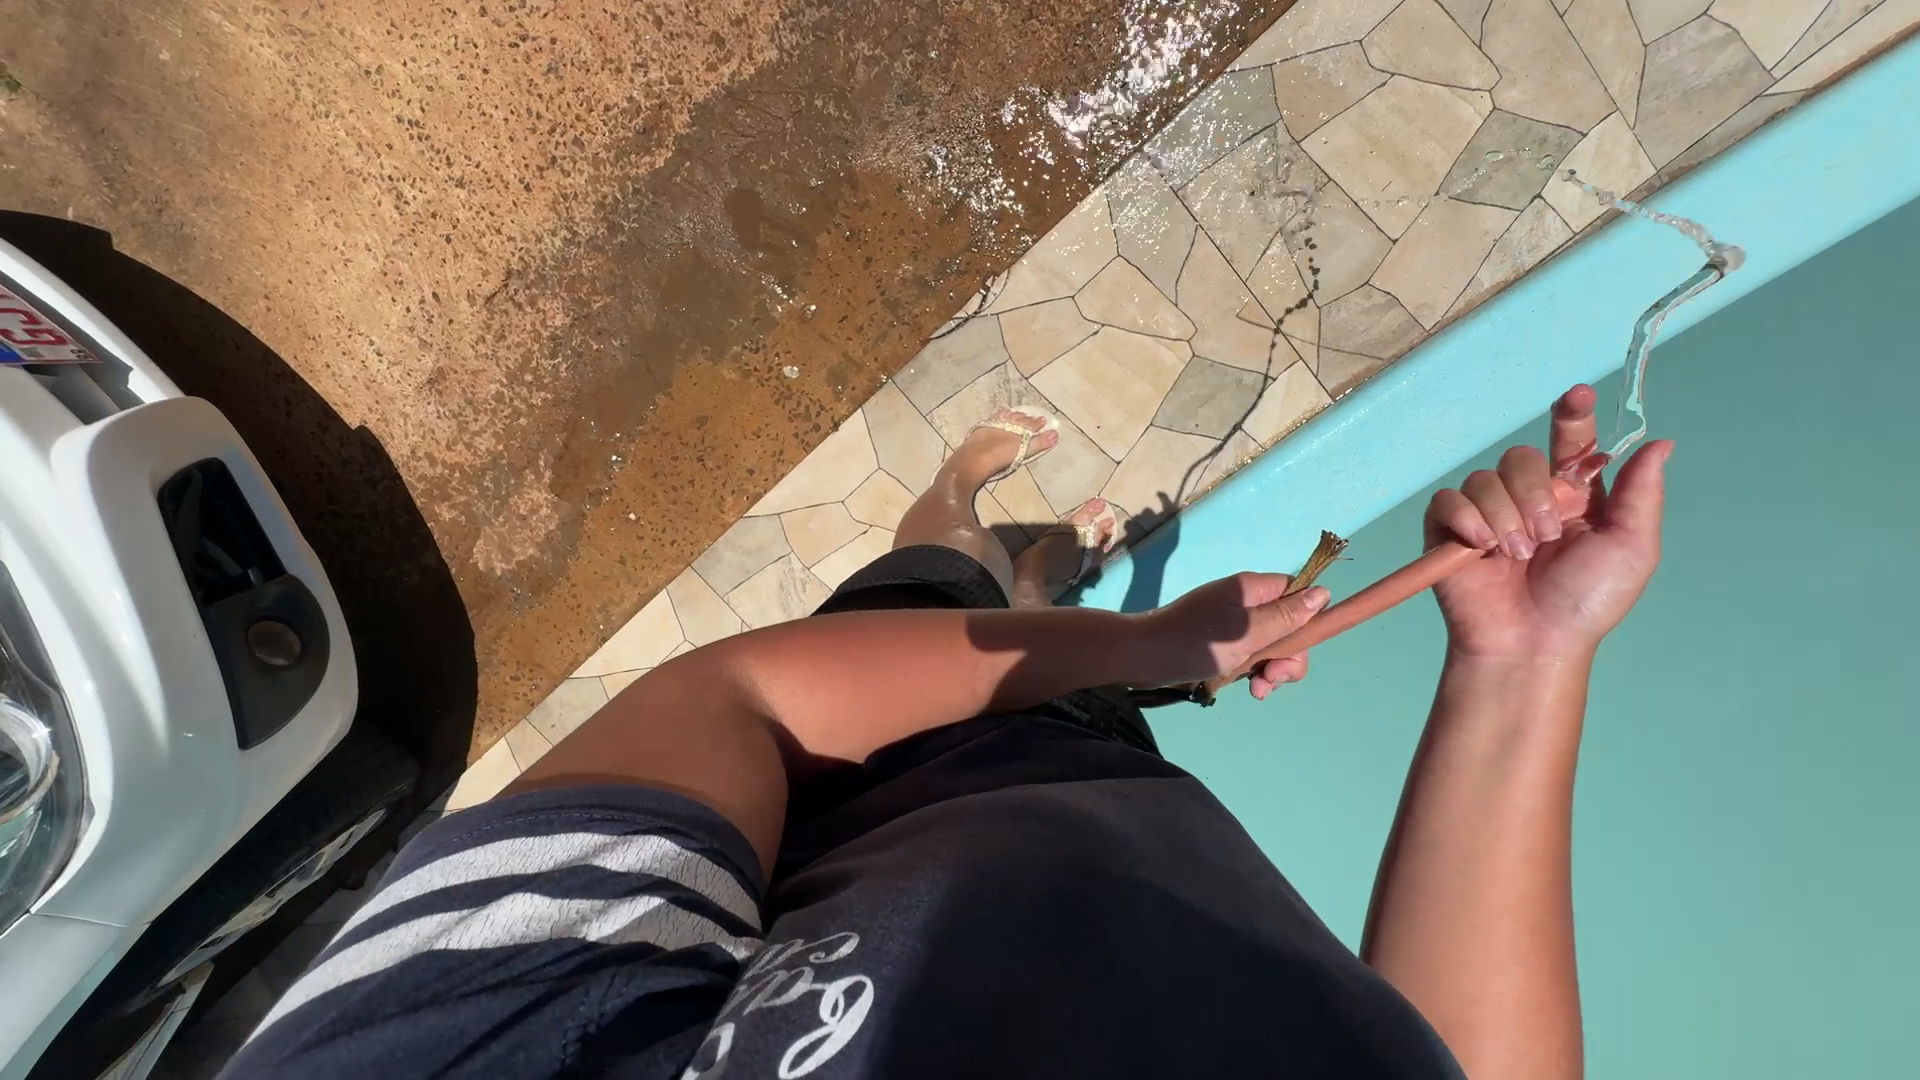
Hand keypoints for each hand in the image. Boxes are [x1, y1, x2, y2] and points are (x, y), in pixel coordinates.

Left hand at [1133, 572, 1329, 698]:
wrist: (1143, 657)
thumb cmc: (1195, 641)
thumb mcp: (1248, 631)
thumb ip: (1286, 616)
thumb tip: (1323, 593)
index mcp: (1252, 589)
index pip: (1298, 594)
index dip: (1307, 621)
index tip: (1298, 648)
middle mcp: (1244, 602)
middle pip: (1288, 625)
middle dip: (1288, 656)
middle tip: (1272, 678)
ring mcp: (1231, 624)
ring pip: (1270, 646)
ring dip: (1270, 669)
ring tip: (1256, 689)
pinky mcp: (1219, 643)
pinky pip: (1248, 656)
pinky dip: (1251, 672)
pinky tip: (1245, 688)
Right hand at [1425, 384, 1671, 660]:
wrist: (1530, 638)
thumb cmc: (1584, 601)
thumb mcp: (1630, 548)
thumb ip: (1639, 494)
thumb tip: (1659, 442)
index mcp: (1569, 497)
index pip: (1569, 444)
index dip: (1572, 416)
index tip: (1577, 395)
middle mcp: (1523, 498)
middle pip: (1520, 458)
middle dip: (1533, 495)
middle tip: (1545, 538)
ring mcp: (1481, 512)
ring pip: (1483, 479)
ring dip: (1503, 517)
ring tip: (1513, 555)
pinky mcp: (1445, 528)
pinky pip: (1448, 500)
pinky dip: (1466, 521)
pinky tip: (1478, 549)